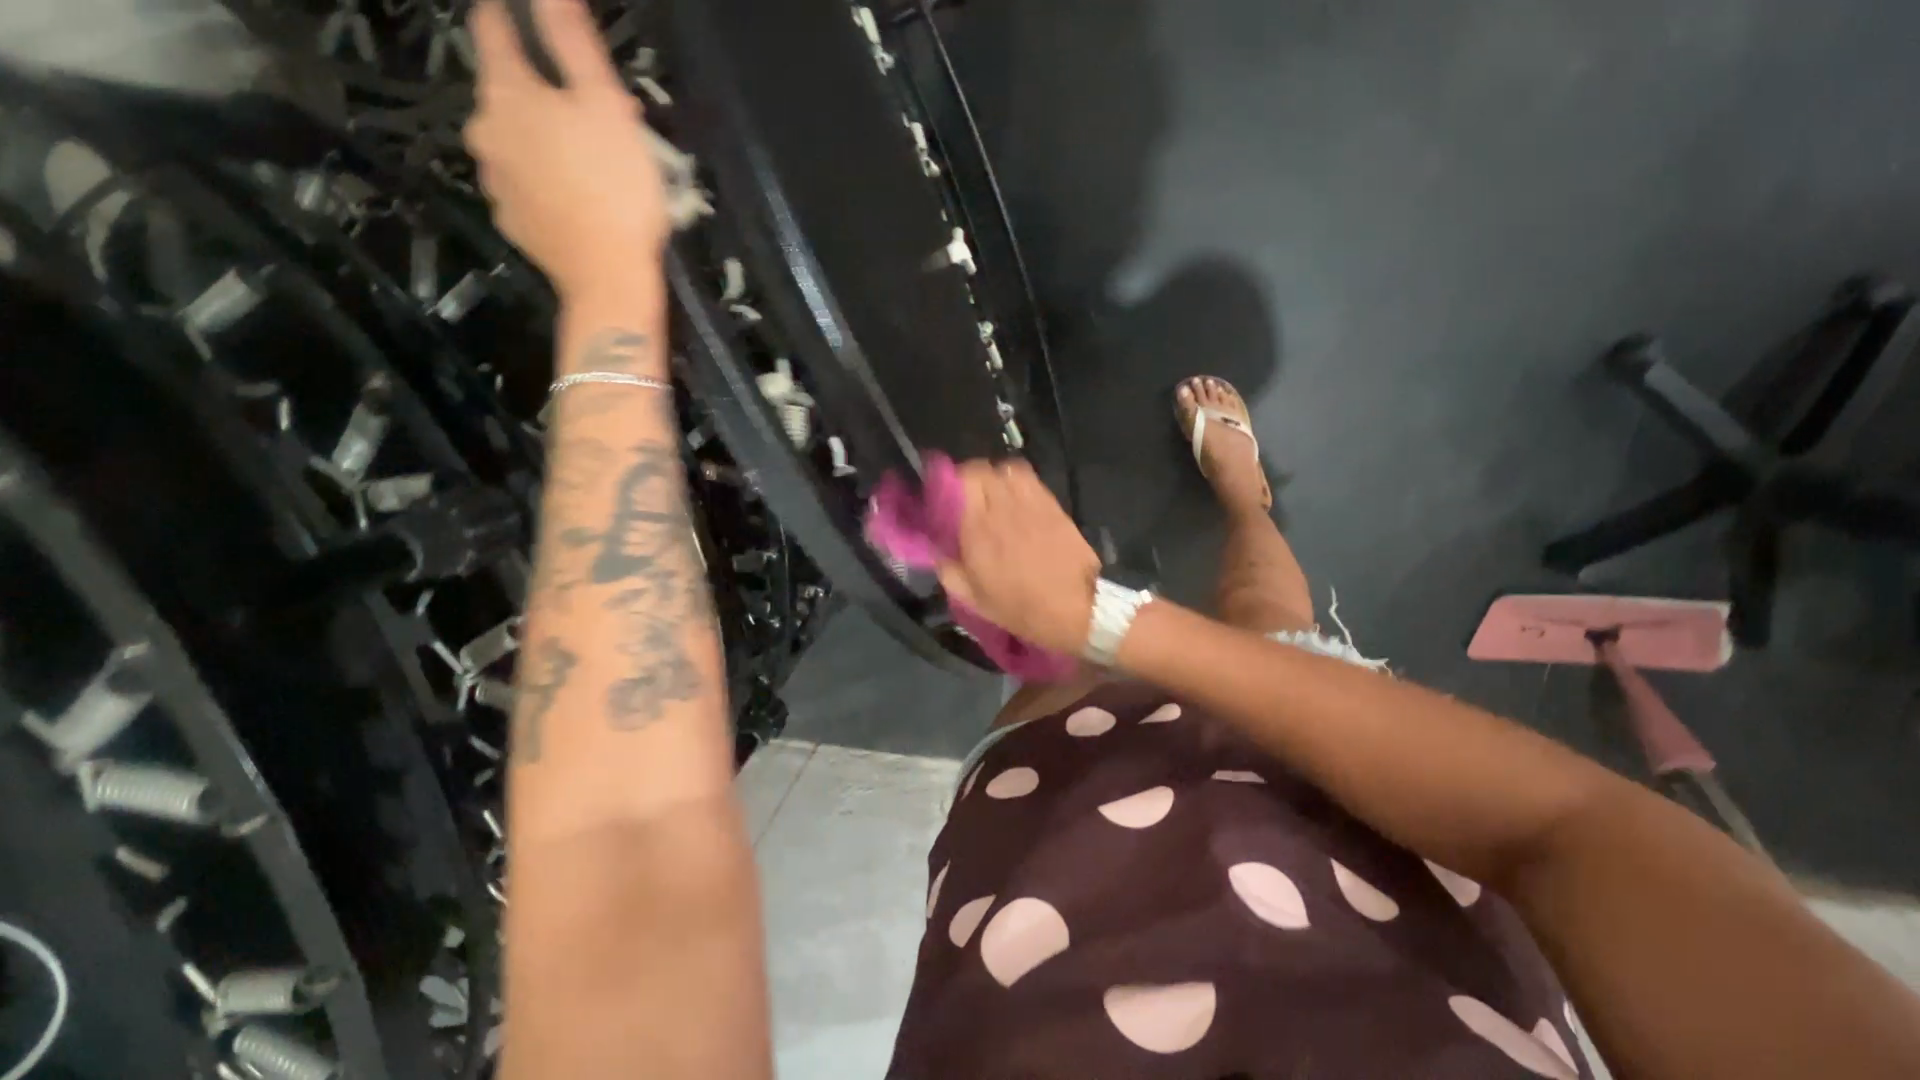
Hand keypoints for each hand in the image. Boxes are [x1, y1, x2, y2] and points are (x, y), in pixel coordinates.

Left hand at [464, 0, 668, 299]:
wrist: (607, 277)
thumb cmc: (615, 186)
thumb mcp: (606, 103)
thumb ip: (571, 40)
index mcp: (505, 93)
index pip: (490, 26)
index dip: (513, 14)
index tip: (541, 20)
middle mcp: (484, 129)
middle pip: (510, 90)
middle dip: (550, 93)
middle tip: (600, 114)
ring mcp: (492, 178)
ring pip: (518, 139)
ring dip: (549, 137)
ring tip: (597, 161)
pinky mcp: (508, 218)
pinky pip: (525, 182)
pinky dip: (547, 179)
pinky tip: (580, 195)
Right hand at [937, 460, 1100, 654]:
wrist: (1076, 608)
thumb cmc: (1020, 608)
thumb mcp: (973, 599)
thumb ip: (949, 570)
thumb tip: (937, 551)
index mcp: (978, 528)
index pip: (961, 480)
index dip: (950, 482)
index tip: (947, 498)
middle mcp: (1003, 507)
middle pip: (983, 469)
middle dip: (971, 479)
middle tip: (969, 498)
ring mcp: (1031, 503)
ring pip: (1008, 468)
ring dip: (997, 477)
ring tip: (995, 495)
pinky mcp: (1053, 505)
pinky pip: (1031, 480)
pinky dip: (1019, 483)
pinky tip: (1018, 502)